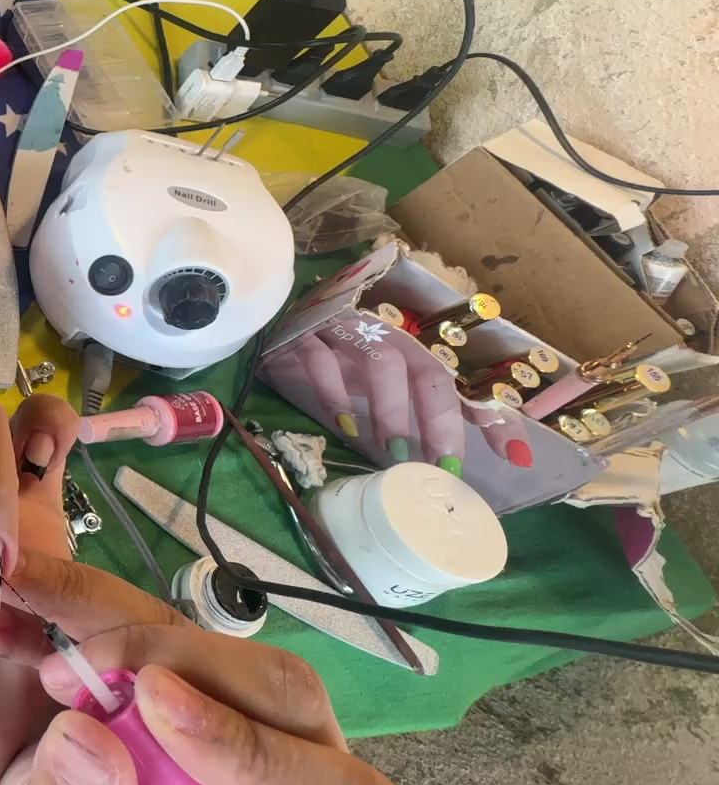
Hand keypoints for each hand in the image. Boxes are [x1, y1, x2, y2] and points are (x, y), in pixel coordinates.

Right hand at [0, 550, 409, 784]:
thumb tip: (86, 736)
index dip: (253, 751)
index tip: (152, 700)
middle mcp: (295, 771)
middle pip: (281, 693)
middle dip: (172, 658)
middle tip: (74, 664)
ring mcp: (244, 709)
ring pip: (212, 639)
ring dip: (113, 617)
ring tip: (27, 614)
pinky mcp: (190, 665)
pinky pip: (152, 614)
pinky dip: (81, 601)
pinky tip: (19, 596)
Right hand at [266, 326, 472, 471]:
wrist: (269, 321)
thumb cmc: (325, 353)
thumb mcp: (370, 379)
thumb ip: (404, 402)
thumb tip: (442, 450)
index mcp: (403, 347)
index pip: (458, 382)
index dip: (488, 416)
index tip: (516, 457)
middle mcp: (380, 334)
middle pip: (424, 370)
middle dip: (440, 418)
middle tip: (443, 463)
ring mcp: (340, 331)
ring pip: (380, 363)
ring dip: (392, 409)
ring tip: (394, 449)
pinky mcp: (302, 335)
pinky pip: (322, 361)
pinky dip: (335, 394)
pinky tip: (344, 424)